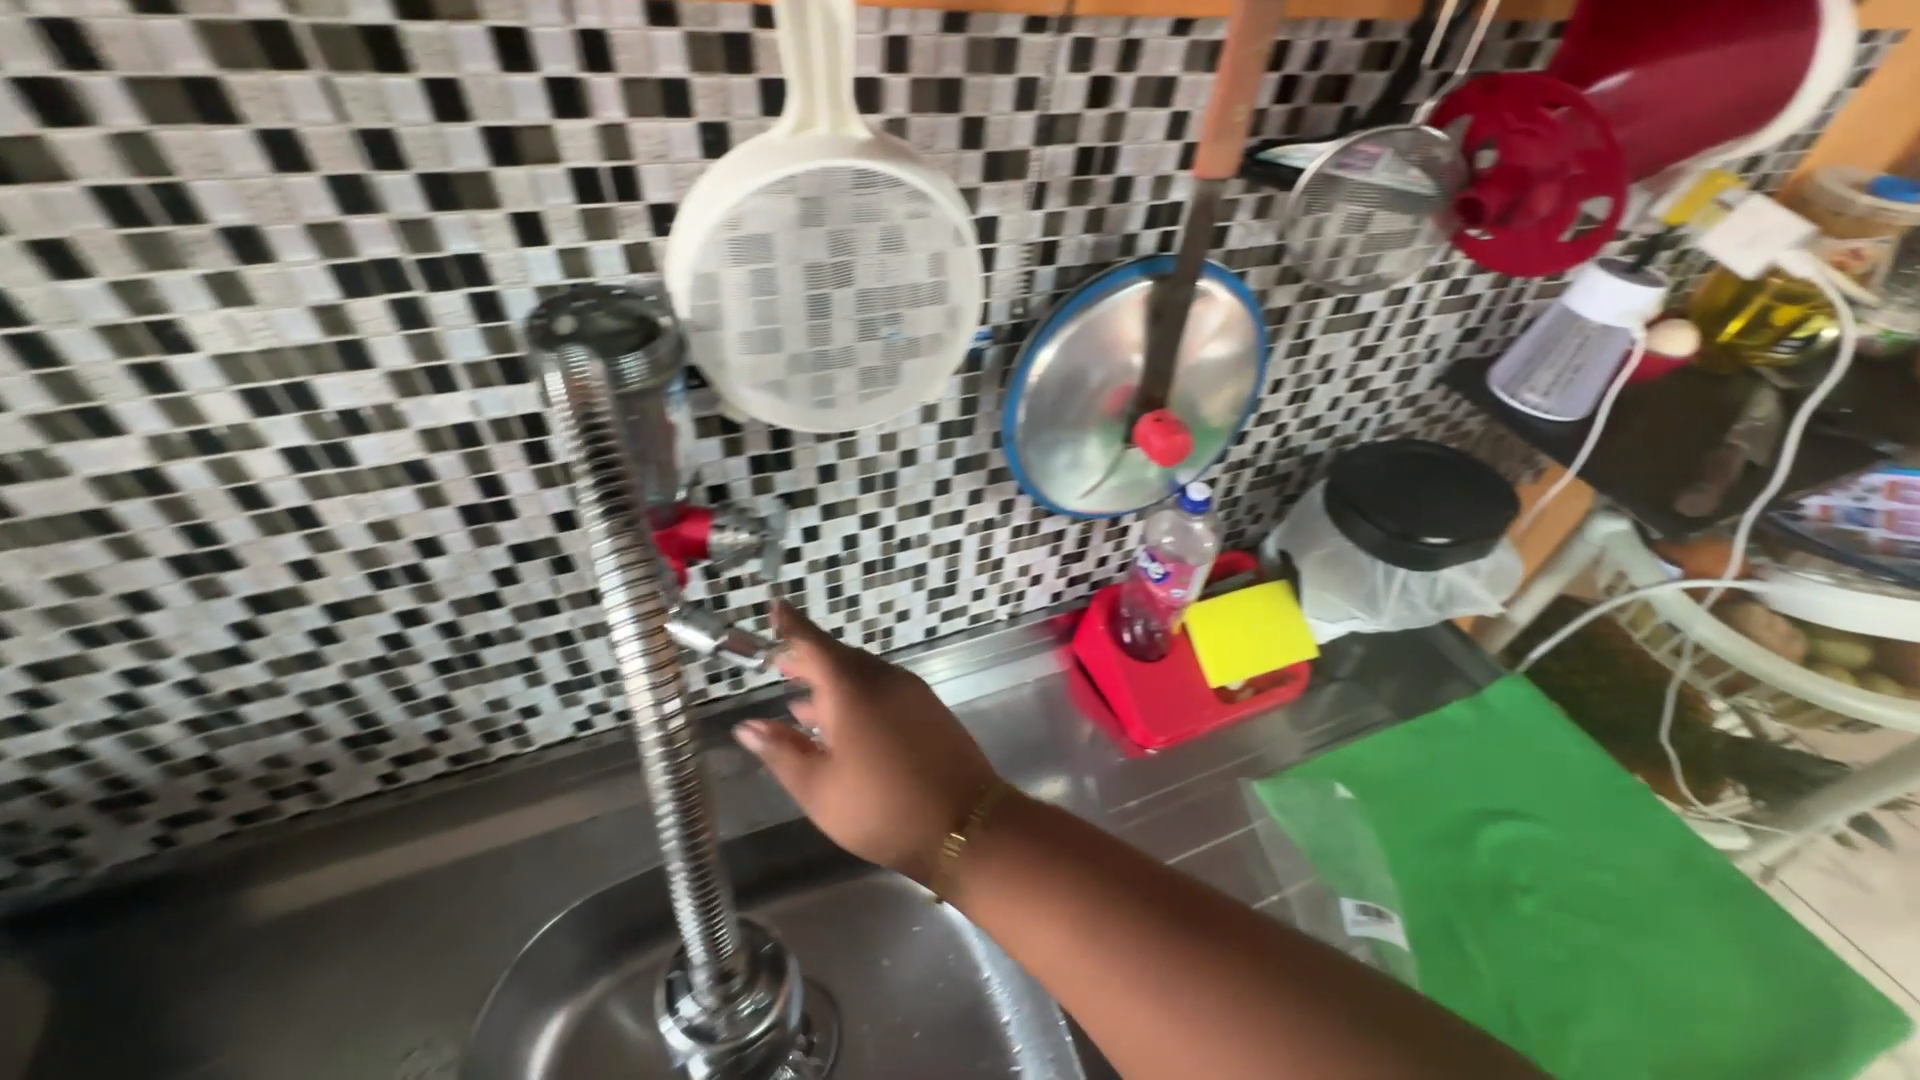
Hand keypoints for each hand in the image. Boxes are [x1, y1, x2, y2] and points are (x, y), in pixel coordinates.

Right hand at [733, 601, 1000, 883]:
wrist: (968, 825)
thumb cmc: (883, 808)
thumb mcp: (819, 789)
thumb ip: (781, 752)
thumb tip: (747, 727)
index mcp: (851, 689)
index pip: (813, 644)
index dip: (790, 625)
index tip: (775, 605)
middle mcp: (884, 679)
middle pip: (839, 658)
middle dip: (807, 660)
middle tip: (779, 666)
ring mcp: (912, 693)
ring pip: (863, 676)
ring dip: (832, 684)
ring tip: (801, 704)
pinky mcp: (930, 711)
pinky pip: (884, 691)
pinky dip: (857, 698)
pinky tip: (844, 727)